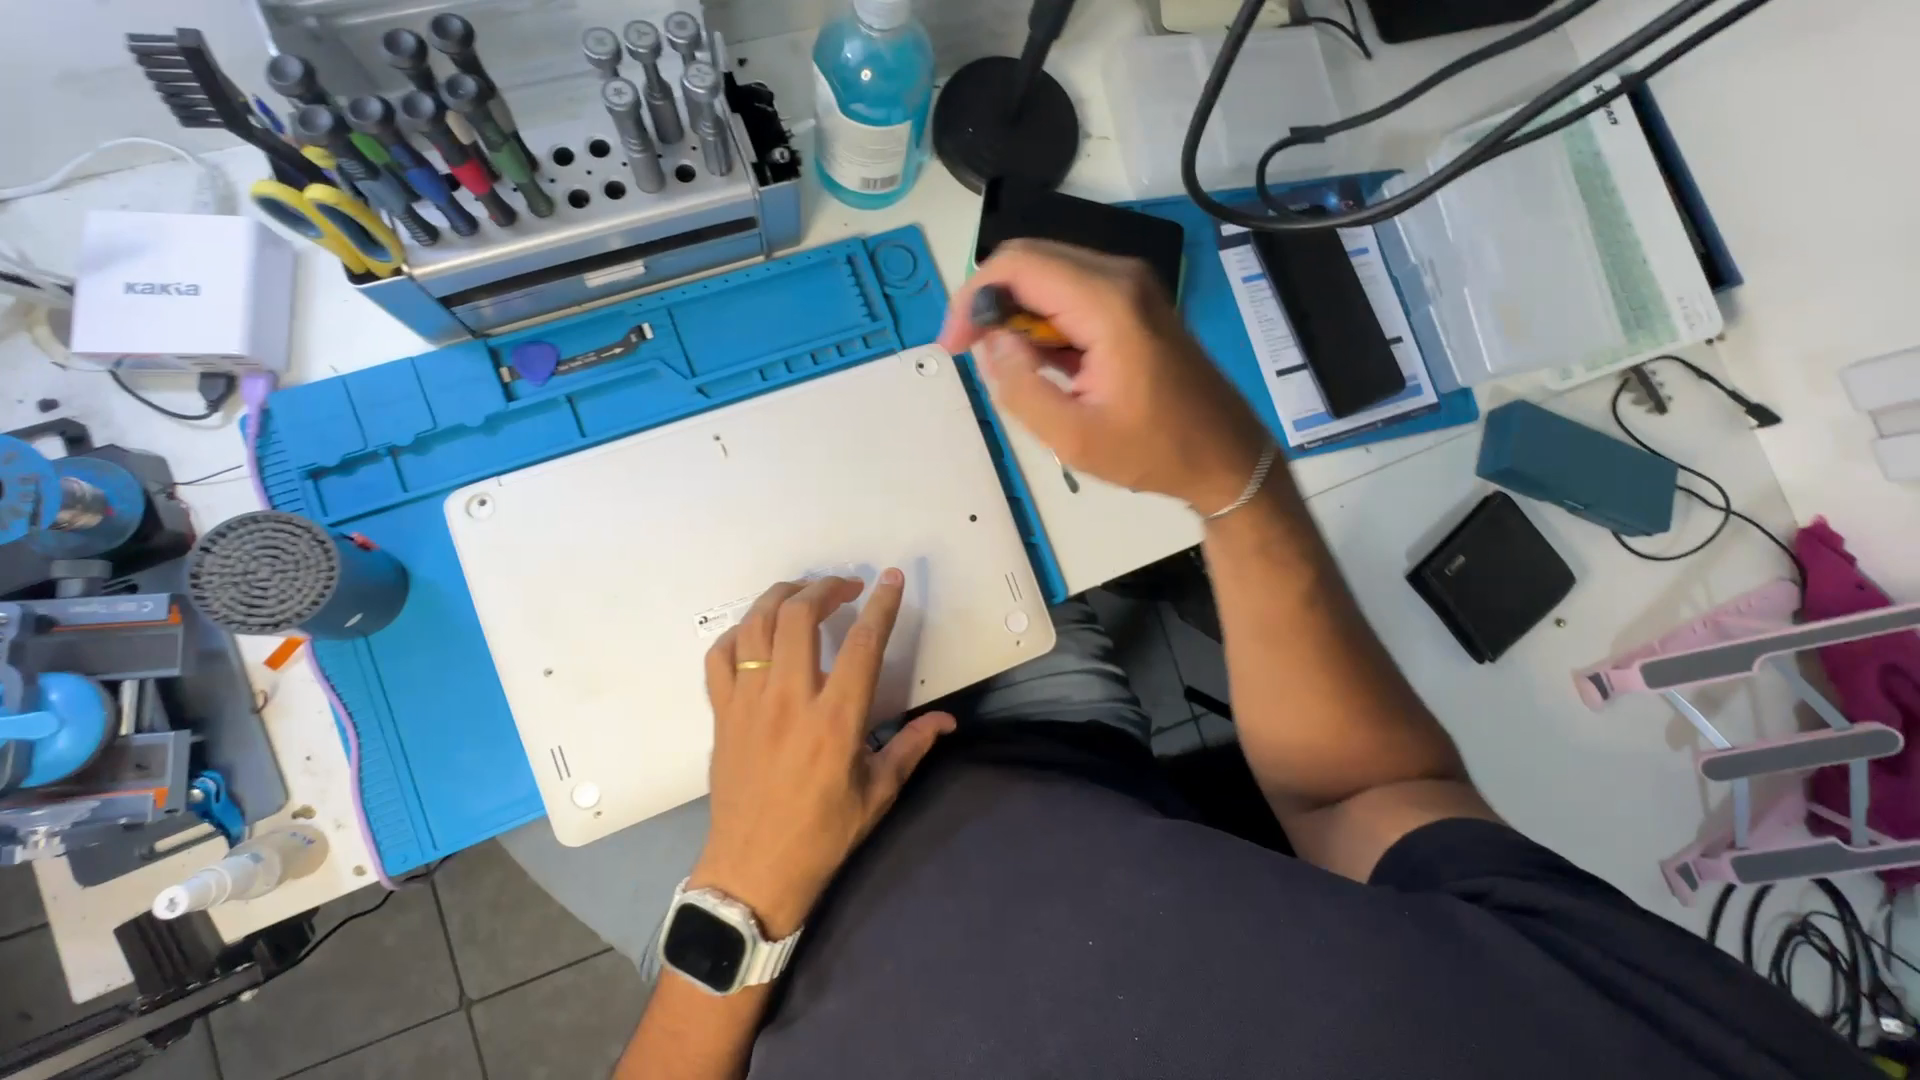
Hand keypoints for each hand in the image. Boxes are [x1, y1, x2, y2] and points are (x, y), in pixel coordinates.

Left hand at [690, 569, 955, 938]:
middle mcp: (788, 700)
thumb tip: (947, 720)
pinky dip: (739, 632)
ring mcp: (747, 704)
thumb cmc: (823, 834)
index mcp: (834, 720)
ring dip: (781, 597)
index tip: (889, 579)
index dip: (880, 605)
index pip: (862, 644)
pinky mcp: (721, 714)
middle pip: (798, 617)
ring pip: (756, 625)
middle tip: (845, 588)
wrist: (753, 871)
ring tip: (803, 595)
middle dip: (824, 588)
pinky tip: (758, 632)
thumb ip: (912, 746)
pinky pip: (720, 657)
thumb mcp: (878, 793)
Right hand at [937, 239, 1272, 515]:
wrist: (1225, 455)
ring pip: (1048, 275)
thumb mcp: (1074, 438)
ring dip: (1016, 315)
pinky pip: (1071, 293)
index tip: (954, 346)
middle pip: (1030, 261)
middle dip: (989, 303)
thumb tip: (991, 343)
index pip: (1017, 265)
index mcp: (1107, 303)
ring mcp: (1132, 286)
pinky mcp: (1135, 301)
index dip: (972, 298)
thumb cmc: (1155, 452)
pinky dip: (1044, 321)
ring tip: (1013, 371)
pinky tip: (1045, 365)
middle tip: (973, 356)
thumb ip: (1021, 388)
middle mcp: (1120, 277)